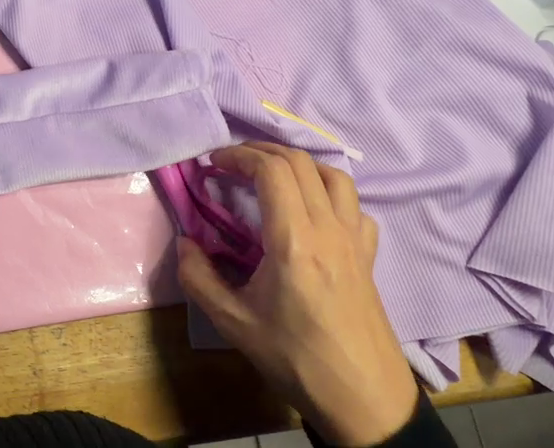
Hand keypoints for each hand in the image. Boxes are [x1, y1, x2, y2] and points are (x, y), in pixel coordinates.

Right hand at [175, 143, 417, 447]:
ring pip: (333, 176)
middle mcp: (329, 230)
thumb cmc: (297, 360)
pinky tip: (311, 213)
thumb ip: (199, 278)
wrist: (365, 402)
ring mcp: (355, 242)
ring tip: (270, 177)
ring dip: (298, 165)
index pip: (272, 169)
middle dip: (260, 152)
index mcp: (294, 240)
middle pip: (300, 162)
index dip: (238, 155)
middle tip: (231, 164)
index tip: (212, 165)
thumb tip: (185, 244)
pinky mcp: (369, 257)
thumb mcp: (233, 322)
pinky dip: (329, 195)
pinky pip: (354, 208)